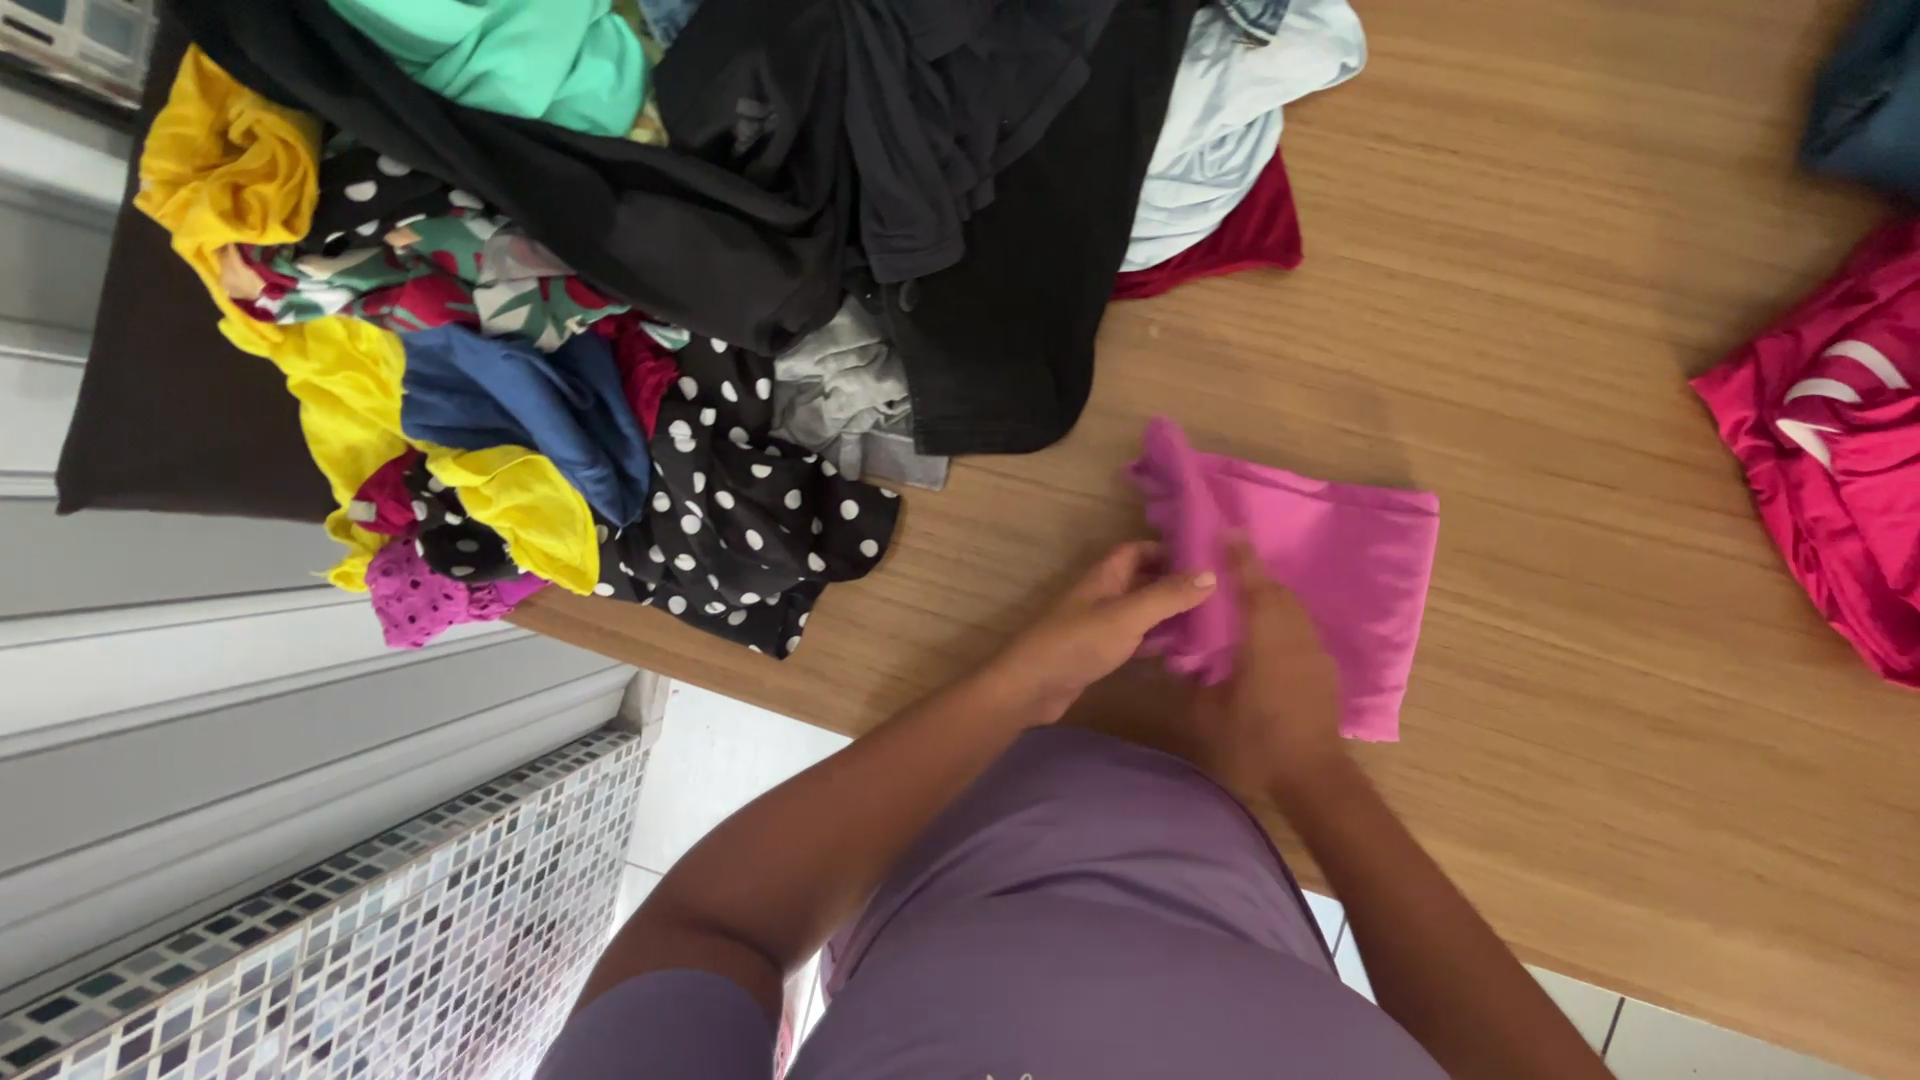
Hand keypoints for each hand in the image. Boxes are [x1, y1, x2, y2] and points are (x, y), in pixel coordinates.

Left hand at [985, 541, 1216, 721]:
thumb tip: (1211, 573)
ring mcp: (1099, 625)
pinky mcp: (1098, 652)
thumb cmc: (1079, 643)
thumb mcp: (1128, 615)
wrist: (1032, 686)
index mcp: (1104, 576)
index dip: (1166, 549)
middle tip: (1217, 593)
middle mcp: (1102, 595)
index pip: (1137, 550)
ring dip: (1169, 615)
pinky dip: (1155, 641)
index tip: (1203, 558)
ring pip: (1140, 612)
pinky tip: (1182, 652)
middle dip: (1175, 584)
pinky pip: (1133, 639)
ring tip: (1210, 621)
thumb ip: (1167, 595)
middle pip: (1142, 580)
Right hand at [1188, 537, 1347, 797]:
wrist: (1312, 776)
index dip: (1240, 558)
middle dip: (1255, 574)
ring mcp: (1313, 654)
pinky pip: (1300, 629)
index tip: (1230, 531)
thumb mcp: (1207, 714)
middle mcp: (1293, 637)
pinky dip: (1281, 619)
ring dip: (1271, 596)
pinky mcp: (1322, 671)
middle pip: (1278, 593)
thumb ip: (1192, 682)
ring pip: (1293, 610)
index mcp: (1264, 640)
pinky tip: (1265, 634)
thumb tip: (1180, 661)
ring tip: (1245, 595)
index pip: (1252, 587)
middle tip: (1230, 563)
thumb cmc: (1255, 742)